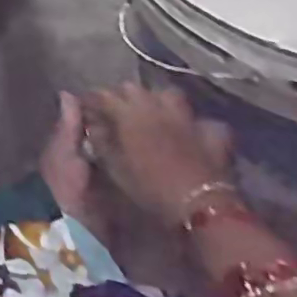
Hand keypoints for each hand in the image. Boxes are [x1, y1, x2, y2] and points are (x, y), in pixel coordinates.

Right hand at [84, 83, 233, 225]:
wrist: (201, 208)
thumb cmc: (149, 188)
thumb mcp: (114, 166)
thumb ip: (99, 139)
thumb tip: (91, 123)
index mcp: (126, 112)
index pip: (101, 95)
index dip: (90, 100)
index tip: (85, 108)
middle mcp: (154, 106)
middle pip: (132, 88)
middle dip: (121, 96)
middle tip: (117, 112)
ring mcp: (185, 117)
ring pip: (169, 94)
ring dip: (159, 101)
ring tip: (154, 114)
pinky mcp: (212, 134)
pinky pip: (204, 121)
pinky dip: (198, 125)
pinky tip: (194, 133)